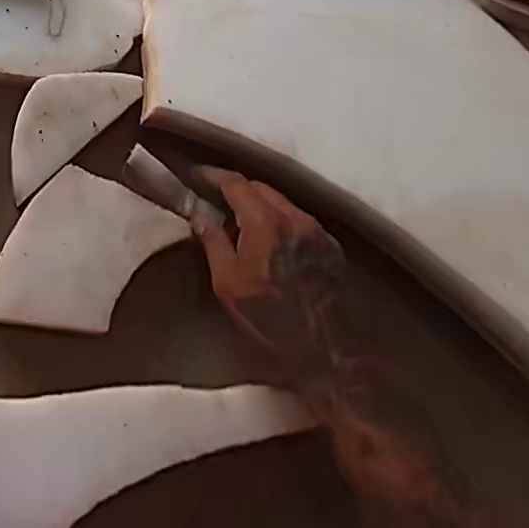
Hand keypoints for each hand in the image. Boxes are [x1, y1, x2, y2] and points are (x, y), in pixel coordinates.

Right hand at [190, 166, 346, 390]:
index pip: (236, 183)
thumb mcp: (227, 281)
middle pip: (261, 188)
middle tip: (214, 195)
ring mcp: (318, 232)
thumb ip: (212, 241)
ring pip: (282, 202)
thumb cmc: (268, 317)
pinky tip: (267, 236)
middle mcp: (295, 218)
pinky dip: (277, 217)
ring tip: (238, 216)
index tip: (196, 174)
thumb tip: (200, 216)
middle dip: (236, 187)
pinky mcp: (331, 248)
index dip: (213, 175)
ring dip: (258, 202)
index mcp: (266, 222)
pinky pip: (298, 219)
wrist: (326, 353)